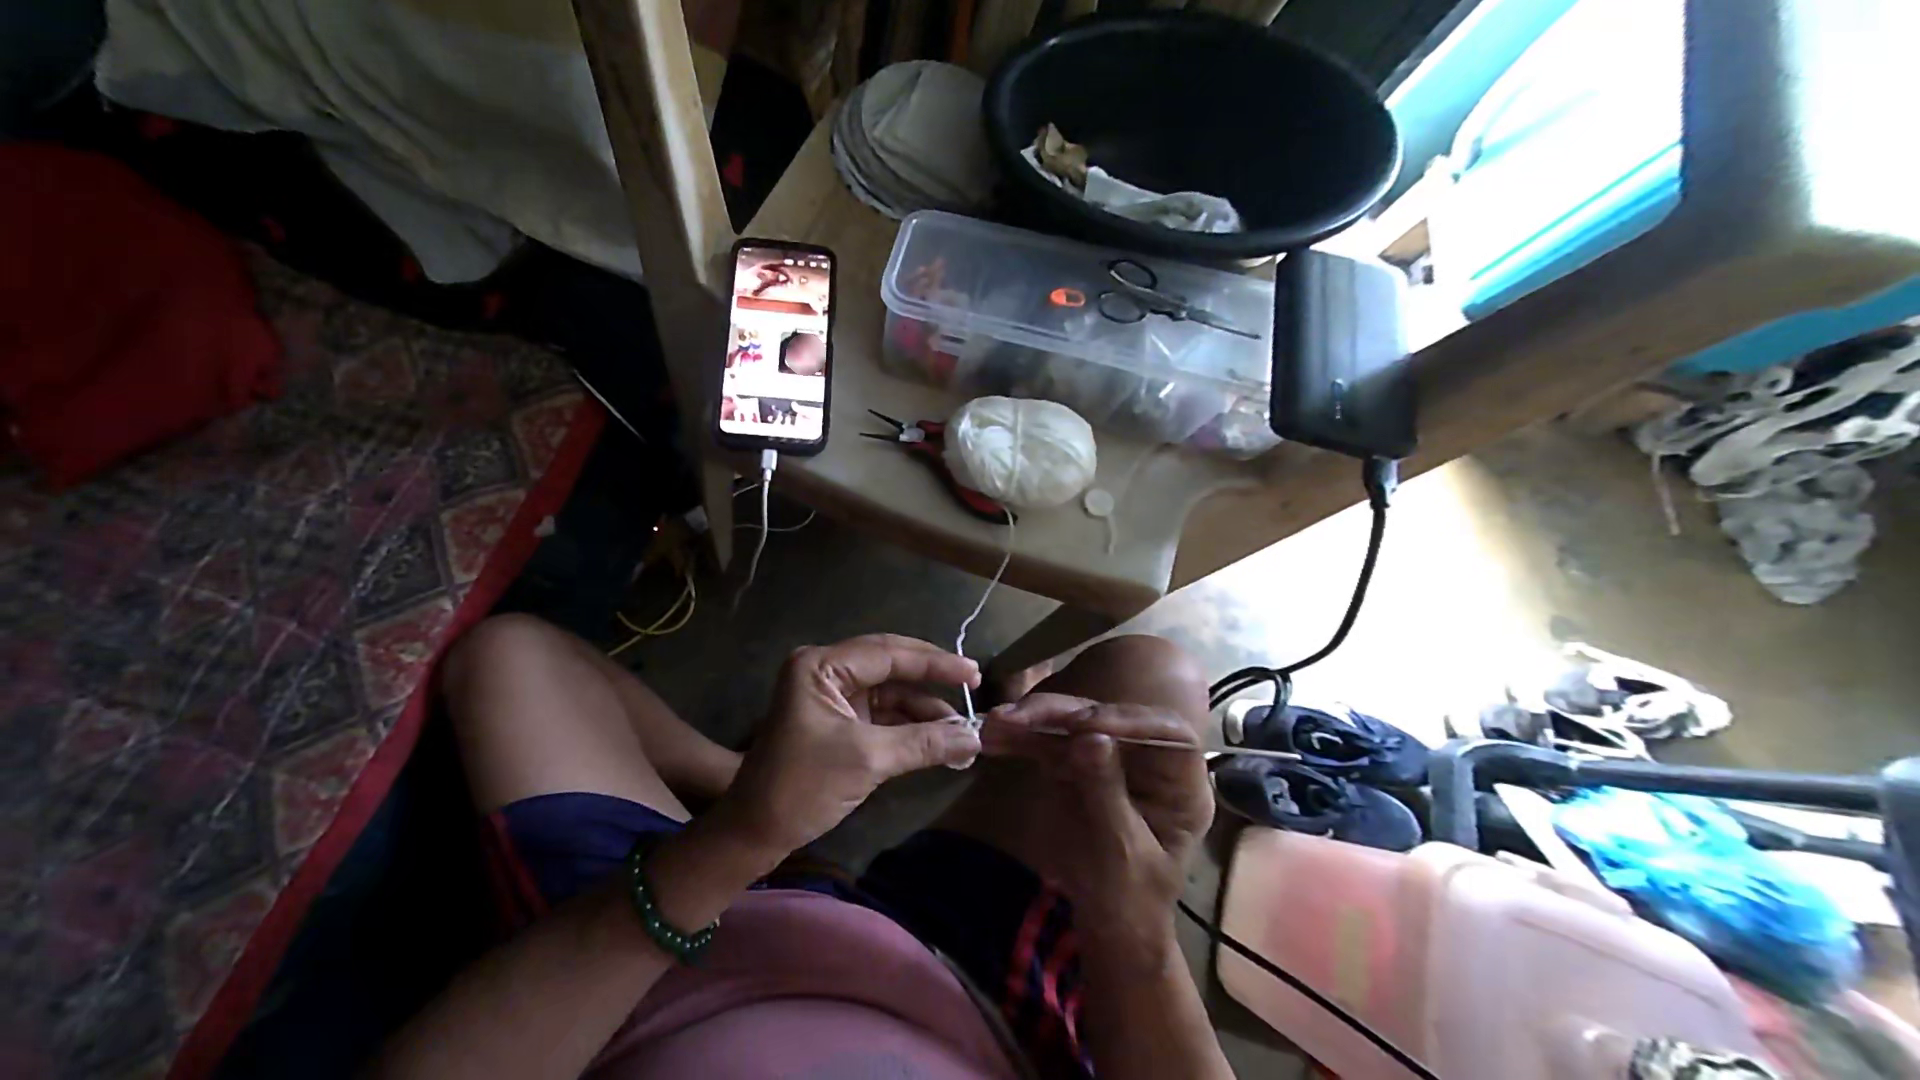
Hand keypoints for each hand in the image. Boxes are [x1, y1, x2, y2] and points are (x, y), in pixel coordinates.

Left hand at [716, 634, 982, 857]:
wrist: (754, 833)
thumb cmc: (802, 786)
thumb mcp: (868, 760)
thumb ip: (924, 743)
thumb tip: (976, 739)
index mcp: (821, 666)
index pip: (888, 653)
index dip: (935, 663)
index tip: (974, 674)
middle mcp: (827, 672)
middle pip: (892, 666)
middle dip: (932, 680)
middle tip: (974, 687)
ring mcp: (834, 697)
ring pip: (891, 692)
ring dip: (925, 708)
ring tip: (964, 726)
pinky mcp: (841, 722)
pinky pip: (884, 714)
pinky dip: (912, 726)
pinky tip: (942, 737)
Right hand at [982, 694, 1213, 959]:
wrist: (1107, 927)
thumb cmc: (1131, 901)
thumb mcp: (1122, 853)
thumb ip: (1106, 792)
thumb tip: (1091, 737)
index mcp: (1179, 783)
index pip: (1170, 734)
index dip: (1131, 720)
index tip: (1087, 724)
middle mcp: (1146, 760)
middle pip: (1111, 720)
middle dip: (1063, 714)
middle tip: (1020, 716)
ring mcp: (1108, 759)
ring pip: (1073, 725)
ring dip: (1032, 720)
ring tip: (994, 722)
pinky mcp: (1076, 766)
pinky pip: (1049, 745)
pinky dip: (1020, 740)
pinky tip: (992, 737)